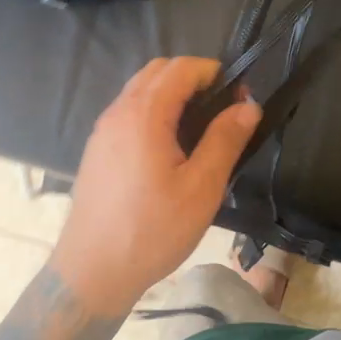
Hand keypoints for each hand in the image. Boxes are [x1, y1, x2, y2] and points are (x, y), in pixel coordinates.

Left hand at [49, 58, 262, 316]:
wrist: (92, 272)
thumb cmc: (152, 231)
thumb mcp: (201, 188)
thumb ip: (225, 140)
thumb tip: (249, 105)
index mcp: (143, 114)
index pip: (180, 68)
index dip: (213, 73)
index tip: (239, 99)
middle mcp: (118, 112)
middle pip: (157, 71)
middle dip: (193, 78)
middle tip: (222, 110)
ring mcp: (103, 130)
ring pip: (140, 90)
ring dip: (172, 94)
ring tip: (200, 129)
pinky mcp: (97, 150)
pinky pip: (128, 112)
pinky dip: (153, 111)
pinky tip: (170, 148)